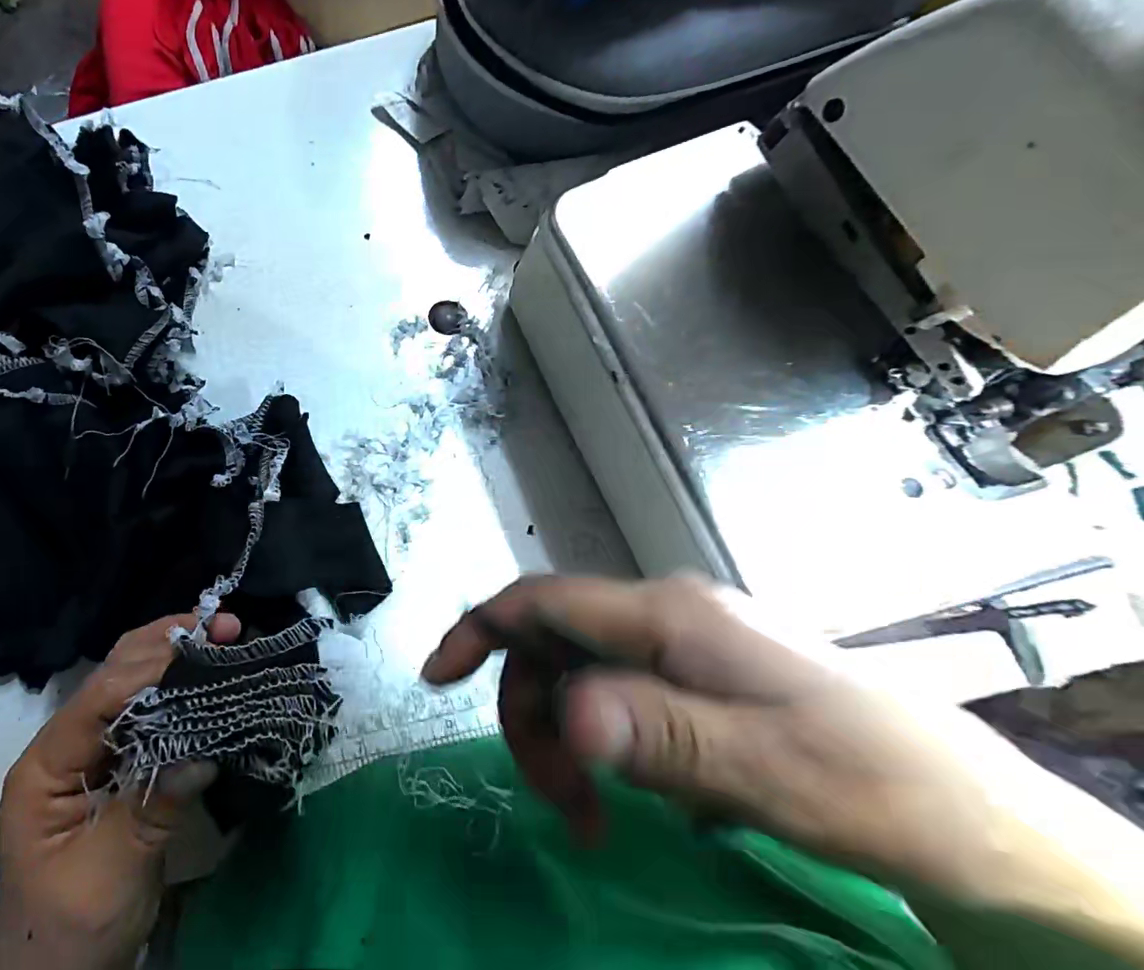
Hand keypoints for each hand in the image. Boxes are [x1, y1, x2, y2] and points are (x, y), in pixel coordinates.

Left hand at [0, 612, 238, 969]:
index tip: (197, 642)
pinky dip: (173, 699)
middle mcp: (62, 748)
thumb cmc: (69, 930)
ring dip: (170, 663)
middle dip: (161, 647)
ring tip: (216, 638)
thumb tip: (204, 749)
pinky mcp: (112, 773)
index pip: (96, 700)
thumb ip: (152, 807)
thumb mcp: (110, 872)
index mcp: (43, 766)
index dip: (145, 668)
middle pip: (110, 682)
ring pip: (127, 694)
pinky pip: (142, 724)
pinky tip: (202, 684)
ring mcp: (86, 758)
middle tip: (217, 625)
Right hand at [420, 574, 1143, 914]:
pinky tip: (648, 796)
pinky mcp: (706, 679)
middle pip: (553, 647)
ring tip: (599, 816)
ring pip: (582, 676)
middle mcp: (669, 616)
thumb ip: (663, 733)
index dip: (477, 631)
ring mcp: (689, 646)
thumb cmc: (882, 790)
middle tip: (564, 804)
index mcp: (671, 617)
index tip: (435, 679)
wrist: (1000, 833)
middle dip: (535, 720)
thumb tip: (571, 716)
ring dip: (571, 742)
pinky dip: (608, 744)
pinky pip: (623, 697)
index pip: (541, 601)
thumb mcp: (770, 772)